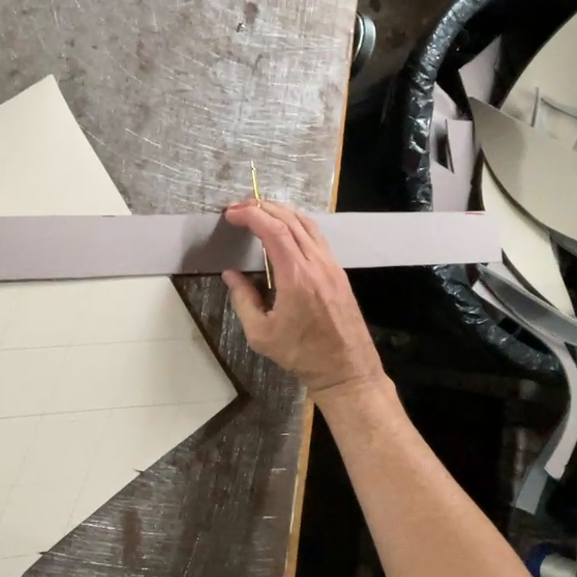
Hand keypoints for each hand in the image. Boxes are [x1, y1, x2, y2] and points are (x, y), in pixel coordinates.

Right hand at [221, 200, 387, 397]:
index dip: (251, 215)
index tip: (230, 214)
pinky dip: (297, 224)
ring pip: (307, 224)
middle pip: (290, 220)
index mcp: (297, 277)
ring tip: (258, 210)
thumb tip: (230, 274)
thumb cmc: (300, 354)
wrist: (346, 368)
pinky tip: (284, 228)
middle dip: (262, 207)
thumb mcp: (260, 334)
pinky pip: (316, 237)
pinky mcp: (338, 272)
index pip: (274, 231)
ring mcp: (331, 266)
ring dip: (281, 211)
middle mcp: (317, 264)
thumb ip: (243, 299)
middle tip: (238, 208)